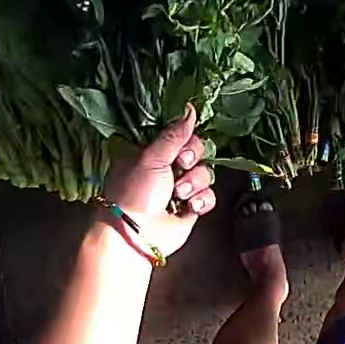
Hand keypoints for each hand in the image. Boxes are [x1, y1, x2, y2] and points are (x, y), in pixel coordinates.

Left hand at [102, 105, 215, 256]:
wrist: (137, 235)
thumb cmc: (135, 192)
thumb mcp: (151, 157)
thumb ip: (174, 134)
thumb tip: (190, 108)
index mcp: (150, 152)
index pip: (177, 133)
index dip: (184, 136)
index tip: (180, 142)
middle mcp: (165, 167)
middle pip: (195, 150)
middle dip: (191, 158)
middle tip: (180, 166)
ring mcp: (179, 188)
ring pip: (204, 172)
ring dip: (194, 182)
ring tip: (178, 195)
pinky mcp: (191, 207)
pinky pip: (208, 195)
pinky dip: (202, 200)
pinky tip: (190, 207)